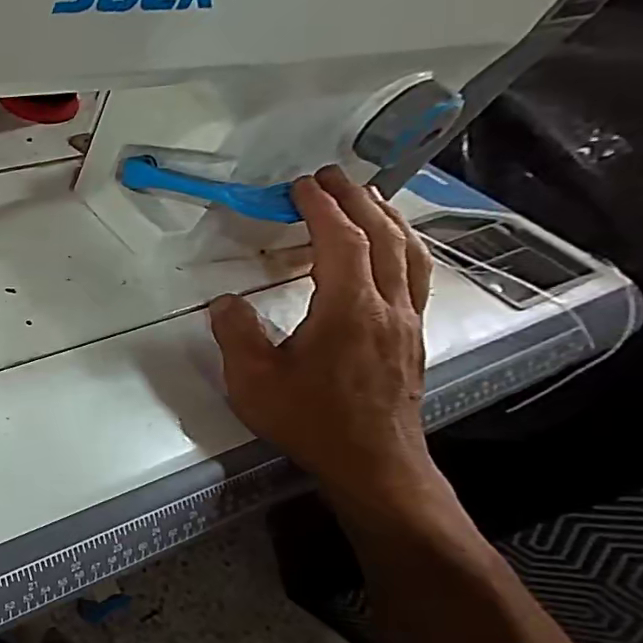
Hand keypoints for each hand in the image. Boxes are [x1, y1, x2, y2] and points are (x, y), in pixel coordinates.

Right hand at [209, 165, 439, 510]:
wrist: (373, 464)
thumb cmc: (312, 422)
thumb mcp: (255, 382)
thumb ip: (236, 335)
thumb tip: (225, 302)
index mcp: (348, 308)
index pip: (340, 240)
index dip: (321, 207)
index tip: (302, 186)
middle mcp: (387, 305)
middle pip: (381, 235)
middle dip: (356, 199)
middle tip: (332, 177)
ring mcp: (407, 321)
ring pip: (408, 252)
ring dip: (387, 218)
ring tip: (368, 200)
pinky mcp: (413, 338)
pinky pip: (416, 275)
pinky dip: (404, 247)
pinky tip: (393, 251)